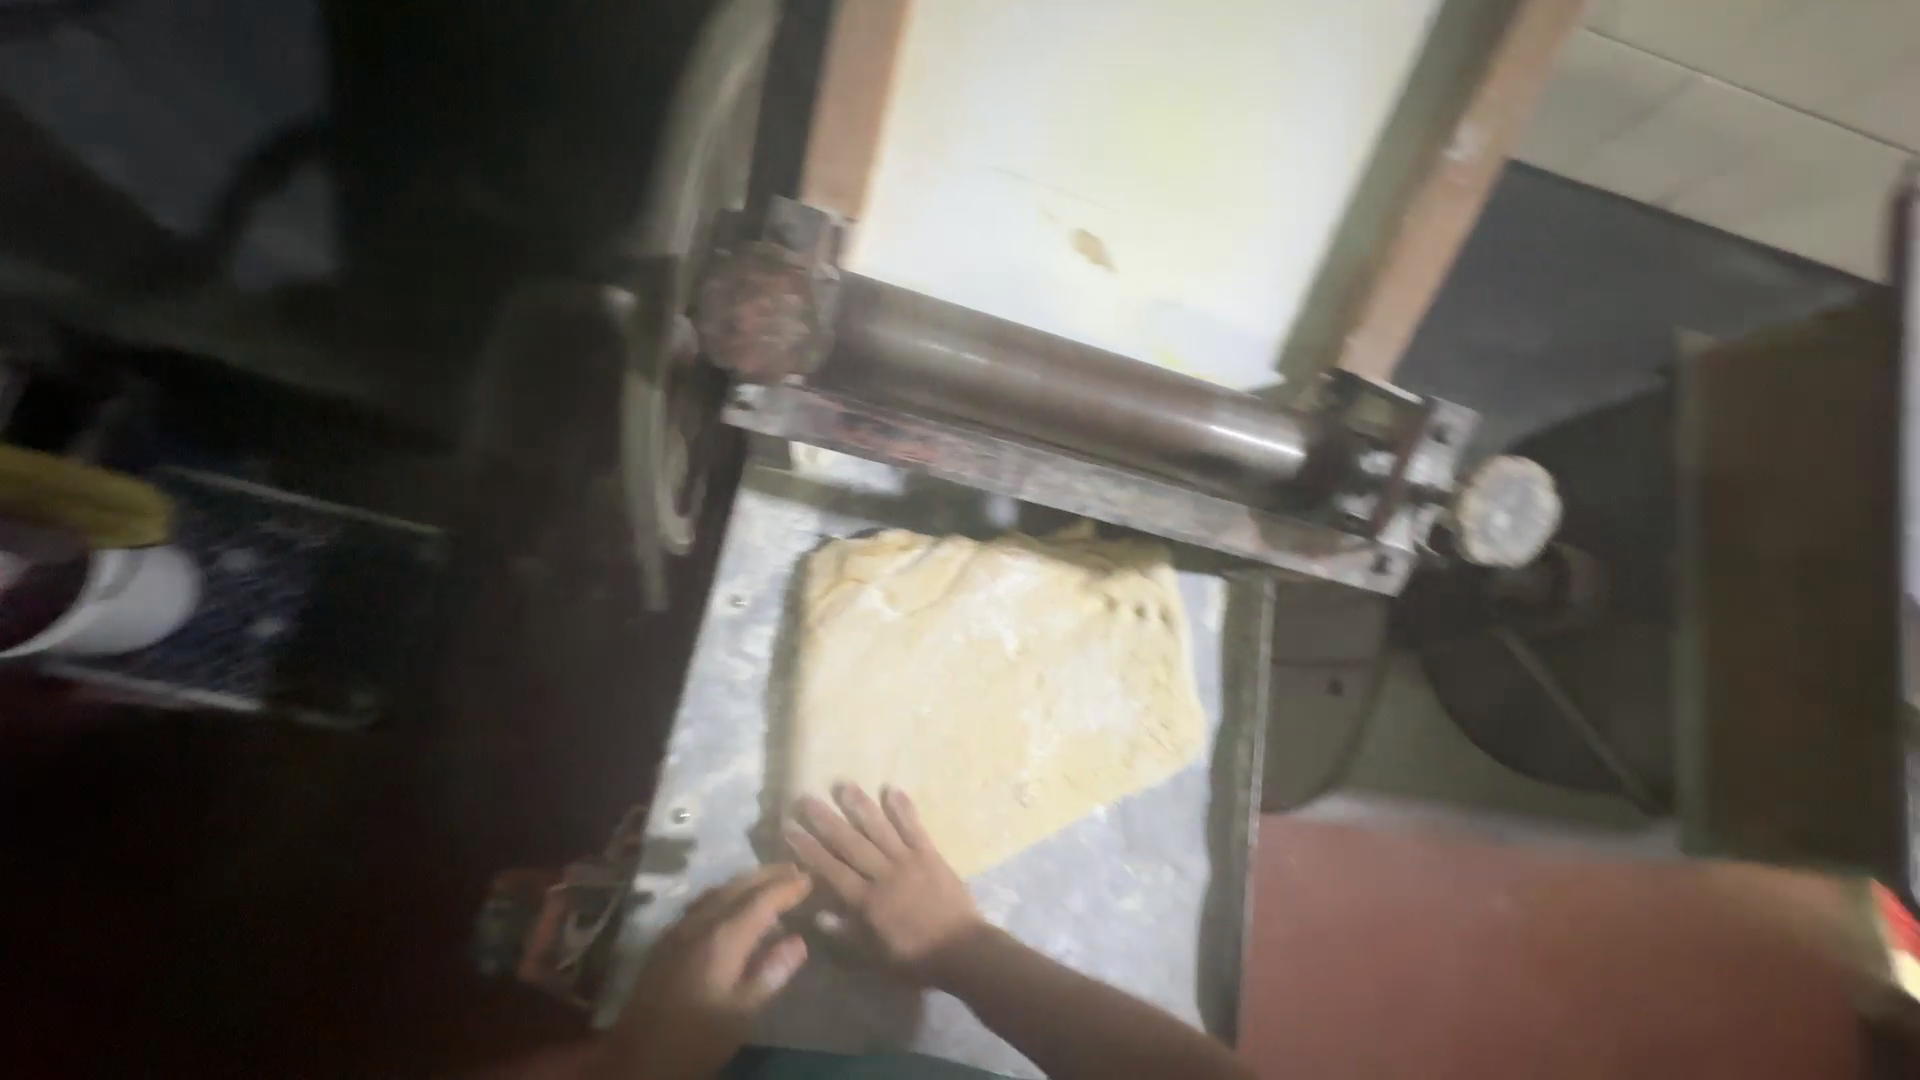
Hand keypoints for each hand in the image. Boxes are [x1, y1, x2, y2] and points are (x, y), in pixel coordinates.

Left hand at [592, 865, 810, 1079]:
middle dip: (768, 875)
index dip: (787, 888)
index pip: (762, 900)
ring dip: (745, 881)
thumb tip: (799, 941)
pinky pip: (701, 902)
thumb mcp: (740, 1016)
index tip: (809, 881)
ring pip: (717, 891)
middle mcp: (700, 924)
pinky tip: (728, 904)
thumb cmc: (694, 1042)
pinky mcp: (664, 942)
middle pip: (738, 886)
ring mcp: (678, 930)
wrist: (632, 1062)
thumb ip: (770, 974)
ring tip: (767, 881)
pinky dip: (724, 894)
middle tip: (794, 871)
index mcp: (723, 939)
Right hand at [786, 783, 985, 984]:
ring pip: (879, 829)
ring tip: (843, 785)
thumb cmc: (915, 959)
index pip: (831, 870)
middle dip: (826, 821)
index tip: (790, 828)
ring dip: (860, 806)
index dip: (809, 849)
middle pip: (850, 844)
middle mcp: (883, 875)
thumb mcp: (875, 956)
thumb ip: (846, 933)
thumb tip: (816, 913)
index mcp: (867, 902)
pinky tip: (890, 789)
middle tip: (806, 799)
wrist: (962, 950)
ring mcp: (908, 861)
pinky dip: (903, 809)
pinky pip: (914, 828)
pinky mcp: (930, 854)